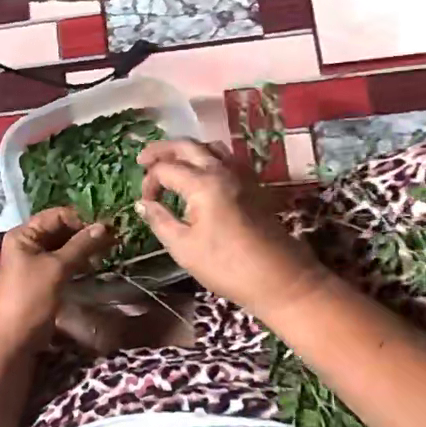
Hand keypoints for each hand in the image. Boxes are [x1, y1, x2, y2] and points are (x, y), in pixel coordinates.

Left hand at [0, 207, 114, 348]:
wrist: (14, 338)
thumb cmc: (31, 297)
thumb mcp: (56, 268)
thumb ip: (80, 246)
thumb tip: (104, 226)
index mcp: (23, 234)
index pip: (55, 215)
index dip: (80, 219)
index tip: (106, 229)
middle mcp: (26, 243)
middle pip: (59, 229)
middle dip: (84, 233)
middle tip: (112, 240)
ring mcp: (33, 260)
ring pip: (62, 246)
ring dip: (83, 247)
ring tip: (107, 252)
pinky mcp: (42, 276)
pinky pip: (61, 261)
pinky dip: (76, 260)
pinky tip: (94, 263)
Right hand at [136, 139, 325, 312]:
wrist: (282, 280)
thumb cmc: (227, 266)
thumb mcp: (183, 247)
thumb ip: (159, 220)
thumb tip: (143, 204)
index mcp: (203, 184)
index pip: (165, 169)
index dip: (149, 182)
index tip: (145, 202)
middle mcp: (223, 171)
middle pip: (187, 146)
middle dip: (162, 150)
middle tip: (143, 159)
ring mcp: (242, 176)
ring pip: (210, 147)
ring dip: (187, 150)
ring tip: (171, 163)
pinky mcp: (253, 186)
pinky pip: (227, 159)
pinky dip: (208, 158)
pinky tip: (201, 174)